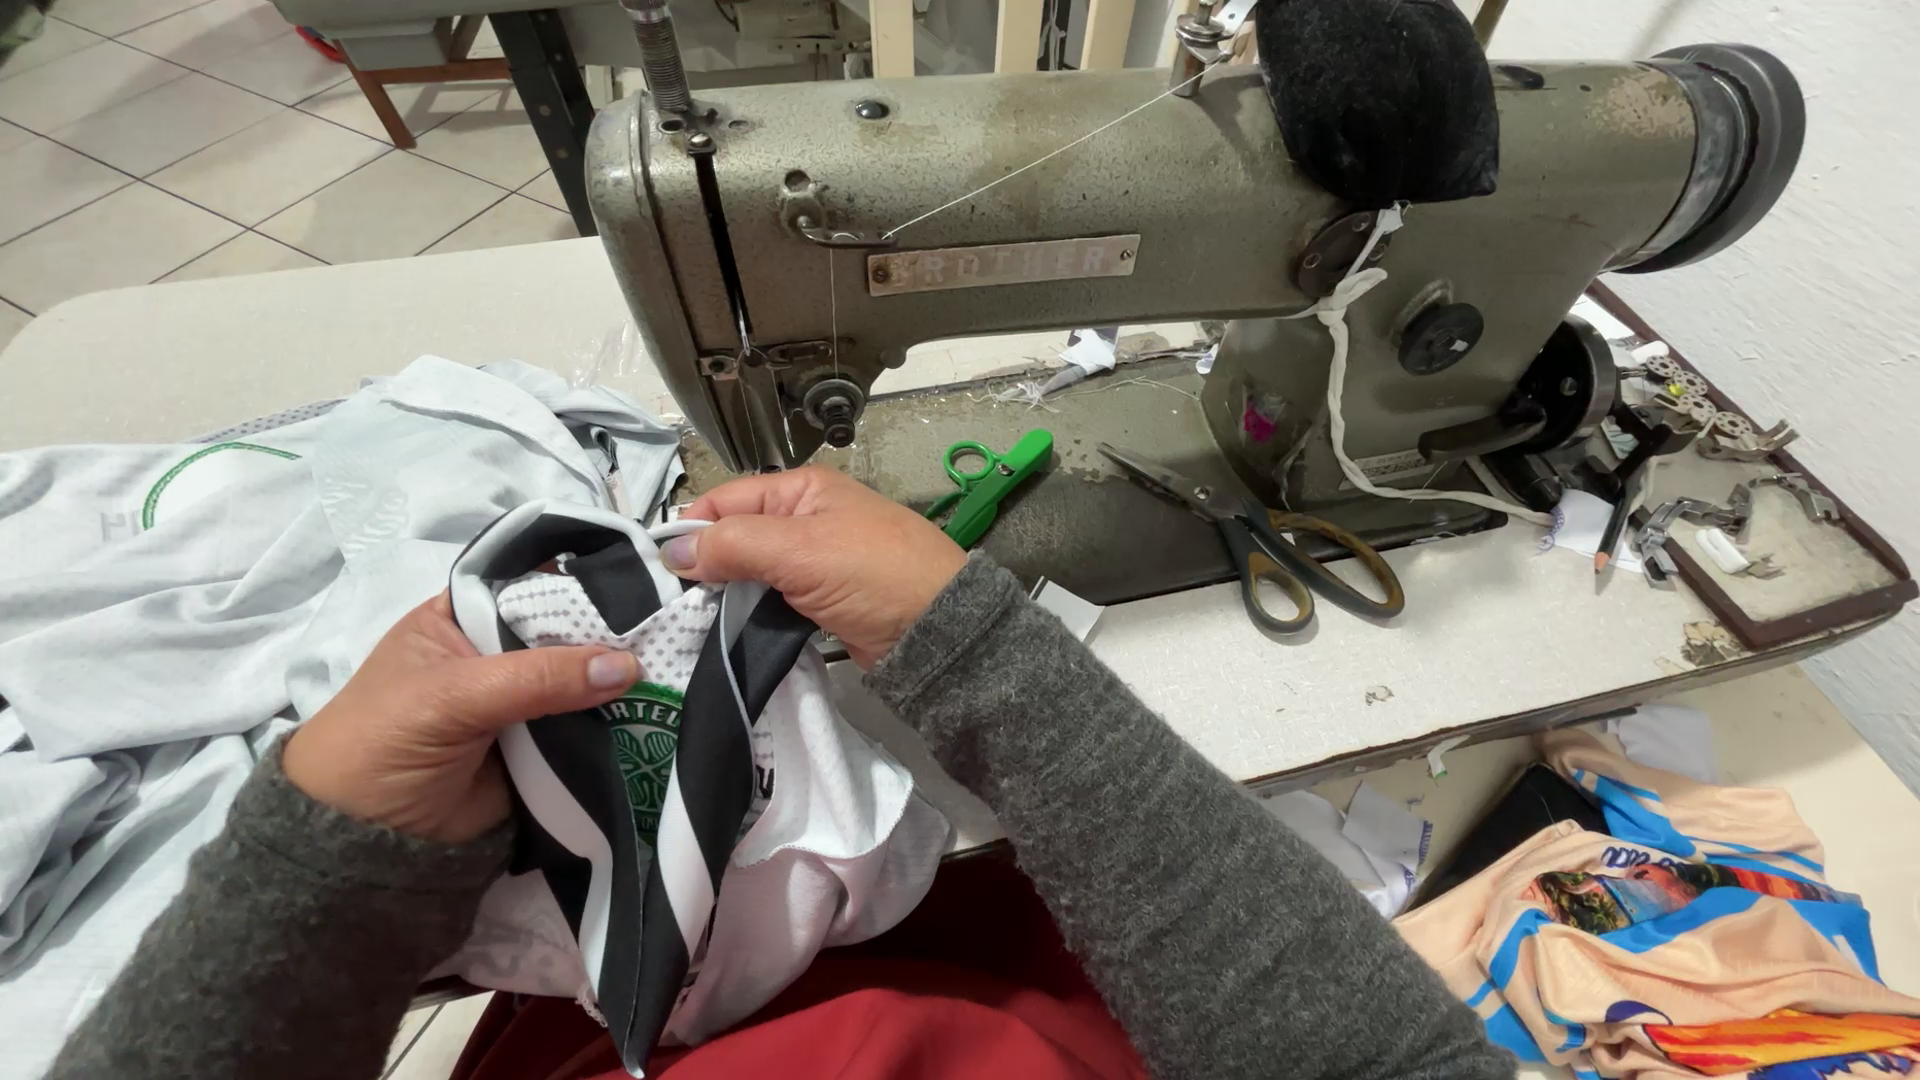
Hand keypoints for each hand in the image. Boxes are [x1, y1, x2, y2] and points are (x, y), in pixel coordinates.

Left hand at [282, 593, 639, 843]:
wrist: (362, 847)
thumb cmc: (382, 746)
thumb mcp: (453, 697)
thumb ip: (538, 677)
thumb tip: (628, 666)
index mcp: (463, 617)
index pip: (533, 582)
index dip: (583, 580)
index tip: (644, 579)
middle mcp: (500, 650)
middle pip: (570, 627)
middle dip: (616, 629)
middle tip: (673, 624)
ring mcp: (528, 695)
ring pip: (588, 673)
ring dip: (626, 672)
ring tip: (678, 661)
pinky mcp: (549, 737)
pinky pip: (594, 718)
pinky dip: (624, 712)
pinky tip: (662, 700)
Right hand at [664, 467, 966, 668]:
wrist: (936, 629)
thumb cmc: (872, 574)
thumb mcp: (800, 549)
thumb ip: (734, 544)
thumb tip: (674, 550)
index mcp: (802, 490)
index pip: (727, 499)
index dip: (692, 529)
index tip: (660, 570)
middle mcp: (806, 519)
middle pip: (737, 536)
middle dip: (706, 564)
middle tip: (671, 602)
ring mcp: (815, 562)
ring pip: (753, 572)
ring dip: (727, 593)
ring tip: (689, 621)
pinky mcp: (821, 600)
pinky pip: (773, 600)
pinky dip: (751, 612)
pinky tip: (726, 631)